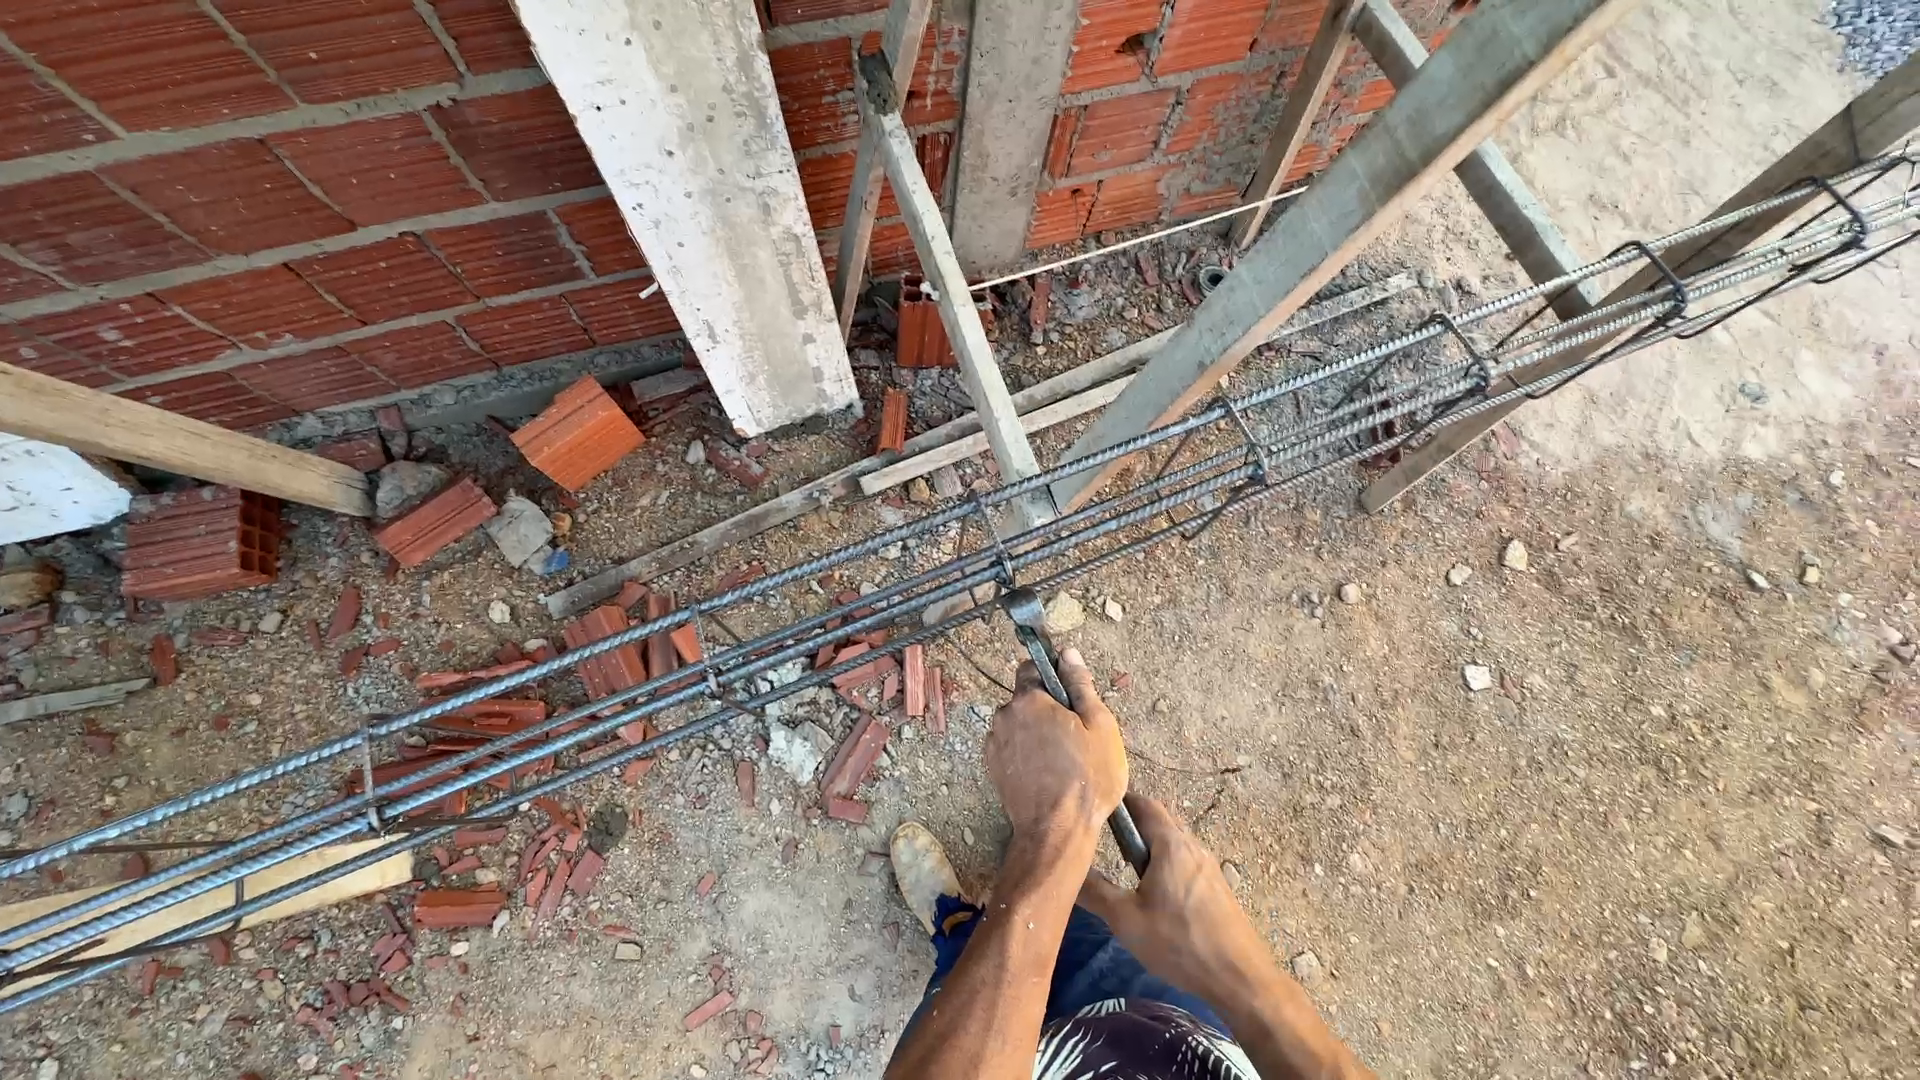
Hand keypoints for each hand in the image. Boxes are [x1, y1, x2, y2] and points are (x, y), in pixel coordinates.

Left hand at [986, 647, 1127, 840]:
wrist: (1057, 830)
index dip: (1052, 677)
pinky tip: (1047, 772)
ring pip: (1019, 724)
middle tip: (1075, 734)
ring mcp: (995, 742)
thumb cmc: (1086, 778)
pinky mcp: (992, 767)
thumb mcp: (1099, 725)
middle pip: (1026, 699)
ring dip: (1035, 732)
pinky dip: (1026, 753)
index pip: (1032, 667)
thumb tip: (1069, 654)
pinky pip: (1011, 747)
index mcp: (1028, 699)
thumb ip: (1080, 684)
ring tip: (1062, 759)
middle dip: (1047, 709)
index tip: (1070, 695)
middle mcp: (1004, 715)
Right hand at [1077, 794, 1276, 1009]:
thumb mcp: (1126, 919)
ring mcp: (1209, 867)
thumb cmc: (1179, 943)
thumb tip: (1066, 870)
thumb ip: (1094, 891)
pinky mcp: (1218, 888)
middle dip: (1132, 824)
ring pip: (1174, 842)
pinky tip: (1156, 896)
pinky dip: (1166, 864)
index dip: (1118, 801)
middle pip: (1159, 820)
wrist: (1241, 979)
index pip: (1142, 803)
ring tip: (1127, 870)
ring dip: (1150, 847)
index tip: (1095, 810)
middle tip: (1106, 841)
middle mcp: (1192, 846)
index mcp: (1170, 844)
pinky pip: (1186, 862)